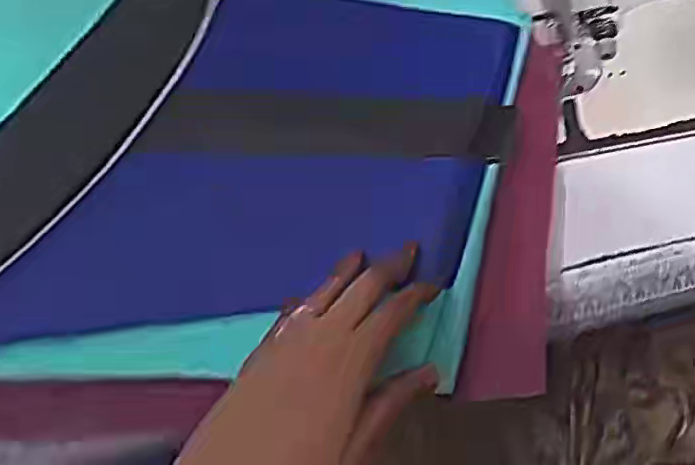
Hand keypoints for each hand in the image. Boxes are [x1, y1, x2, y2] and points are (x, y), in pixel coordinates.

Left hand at [176, 246, 439, 464]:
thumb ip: (389, 405)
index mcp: (353, 358)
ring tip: (361, 255)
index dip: (418, 293)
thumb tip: (430, 372)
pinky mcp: (260, 351)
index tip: (434, 284)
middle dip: (392, 264)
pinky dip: (309, 295)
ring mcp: (288, 339)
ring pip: (327, 288)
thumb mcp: (353, 449)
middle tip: (410, 250)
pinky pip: (292, 310)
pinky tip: (308, 296)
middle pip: (365, 285)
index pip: (395, 310)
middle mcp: (324, 336)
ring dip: (349, 269)